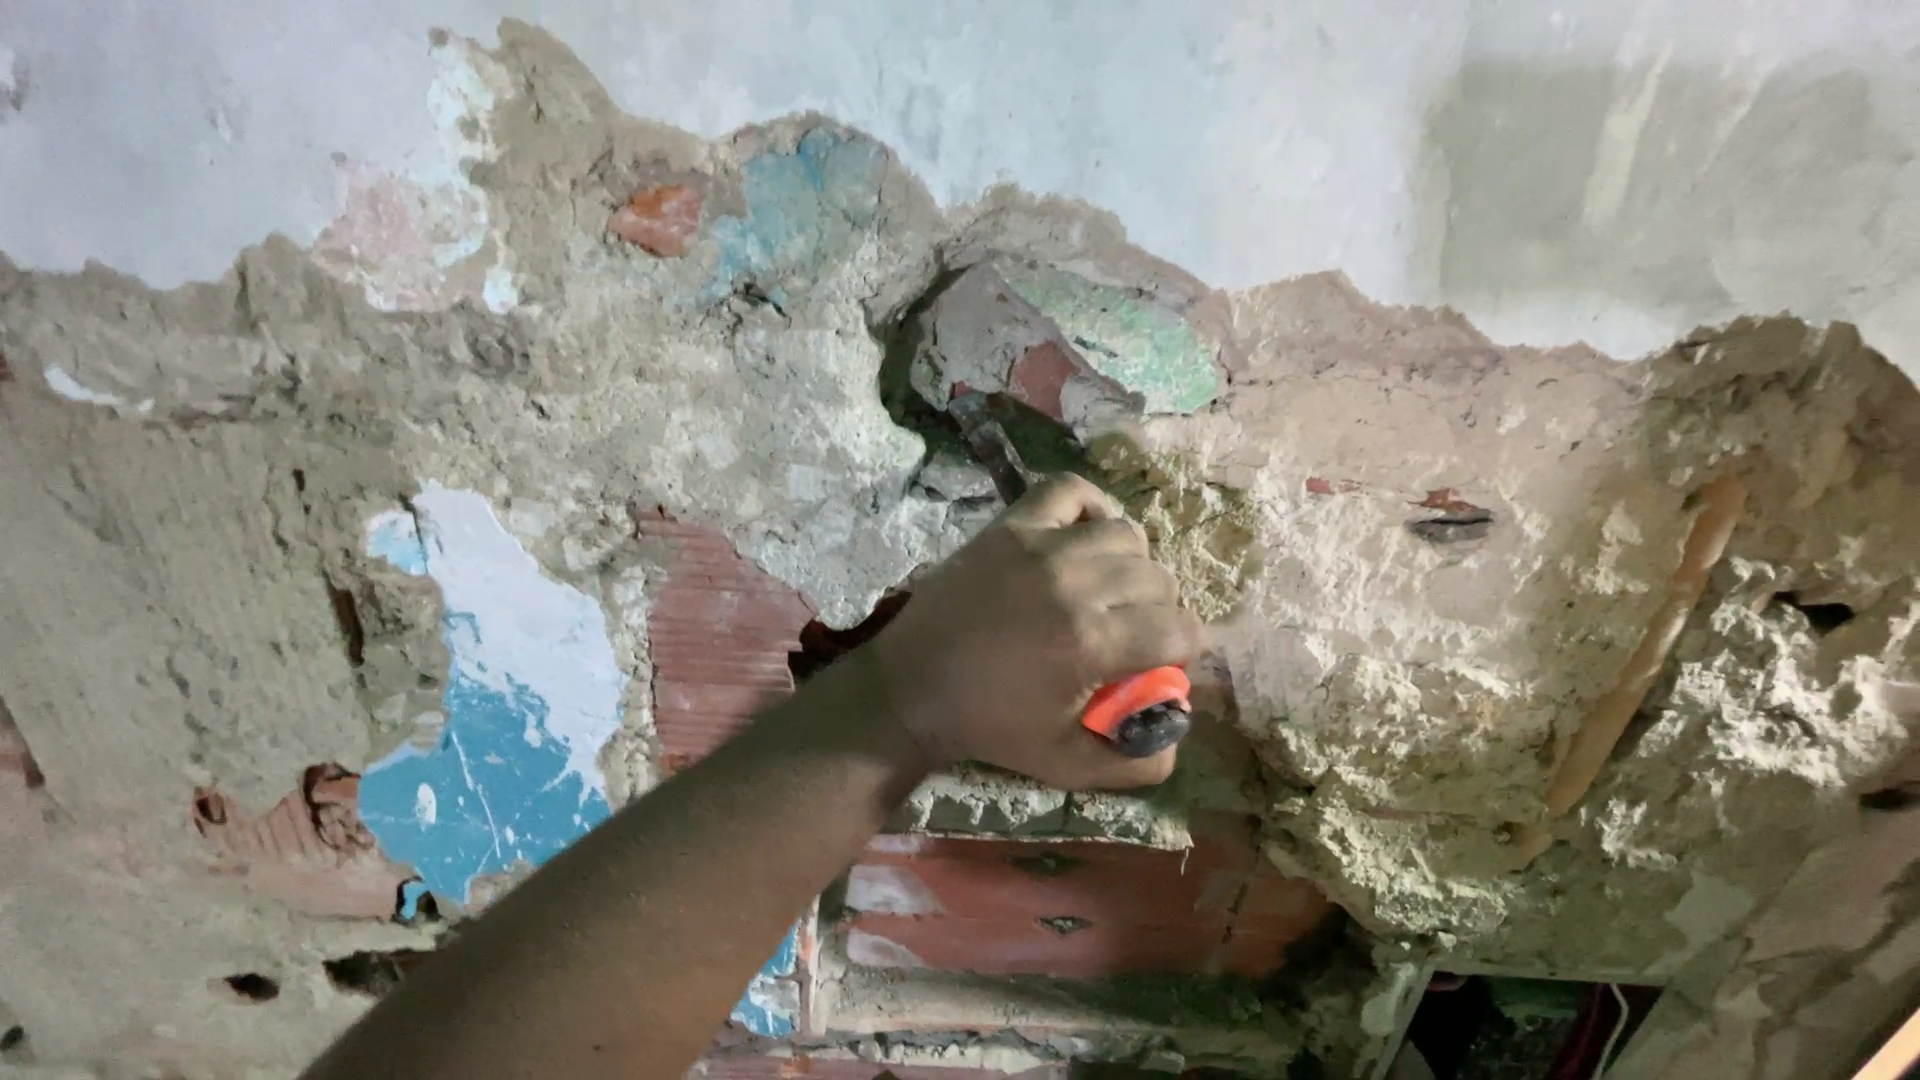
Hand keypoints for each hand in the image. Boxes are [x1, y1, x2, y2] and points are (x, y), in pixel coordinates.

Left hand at [867, 473, 1205, 788]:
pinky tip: (1086, 538)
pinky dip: (1091, 508)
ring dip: (1131, 565)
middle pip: (1159, 580)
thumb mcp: (1069, 764)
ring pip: (1127, 535)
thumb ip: (1139, 761)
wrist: (913, 687)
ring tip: (1106, 590)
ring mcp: (1039, 546)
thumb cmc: (991, 726)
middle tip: (1128, 632)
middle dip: (1158, 612)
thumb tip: (1182, 726)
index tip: (1159, 660)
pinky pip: (1070, 490)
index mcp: (1090, 642)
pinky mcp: (1010, 526)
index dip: (1182, 649)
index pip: (1181, 629)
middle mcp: (1072, 583)